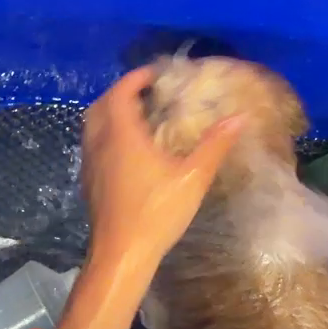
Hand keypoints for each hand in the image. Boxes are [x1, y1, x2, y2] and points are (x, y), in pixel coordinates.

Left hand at [81, 66, 243, 271]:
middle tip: (147, 92)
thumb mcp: (192, 178)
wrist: (120, 254)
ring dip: (111, 112)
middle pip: (102, 104)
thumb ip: (214, 145)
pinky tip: (128, 148)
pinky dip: (106, 133)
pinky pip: (93, 144)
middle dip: (122, 92)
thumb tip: (239, 117)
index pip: (121, 92)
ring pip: (93, 125)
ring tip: (138, 116)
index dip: (136, 78)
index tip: (156, 74)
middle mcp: (100, 143)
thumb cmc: (156, 212)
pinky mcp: (89, 181)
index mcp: (121, 135)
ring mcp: (90, 163)